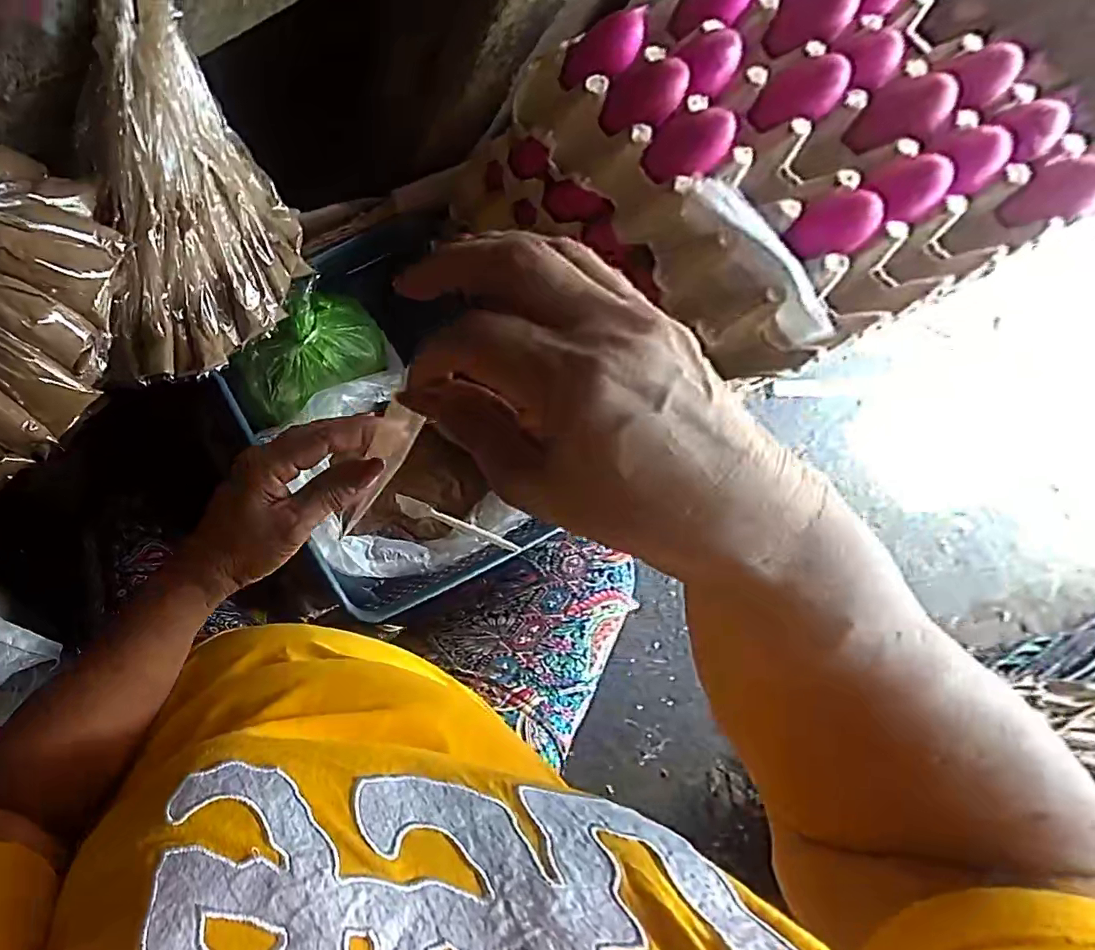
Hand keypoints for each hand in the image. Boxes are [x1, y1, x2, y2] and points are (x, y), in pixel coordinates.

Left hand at [175, 415, 388, 599]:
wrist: (207, 568)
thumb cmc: (248, 551)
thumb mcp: (295, 524)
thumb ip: (332, 492)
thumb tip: (374, 465)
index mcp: (267, 462)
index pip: (319, 437)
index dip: (354, 431)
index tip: (388, 427)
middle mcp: (260, 454)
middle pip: (309, 433)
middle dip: (347, 429)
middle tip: (384, 429)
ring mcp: (255, 463)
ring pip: (300, 441)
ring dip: (333, 439)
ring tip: (367, 440)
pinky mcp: (255, 475)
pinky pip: (292, 454)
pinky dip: (317, 452)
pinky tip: (335, 458)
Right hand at [393, 232, 828, 583]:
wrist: (729, 504)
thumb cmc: (623, 508)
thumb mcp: (527, 481)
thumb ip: (471, 426)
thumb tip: (422, 396)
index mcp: (570, 379)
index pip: (475, 336)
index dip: (431, 356)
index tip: (418, 386)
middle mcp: (606, 328)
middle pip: (516, 262)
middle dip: (450, 265)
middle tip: (409, 283)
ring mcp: (637, 313)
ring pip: (555, 251)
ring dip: (493, 252)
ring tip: (451, 268)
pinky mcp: (653, 315)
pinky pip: (587, 269)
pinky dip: (537, 267)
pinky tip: (510, 286)